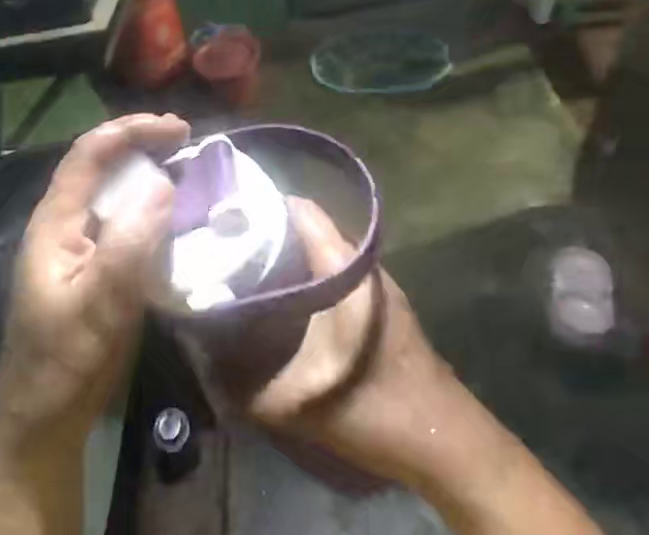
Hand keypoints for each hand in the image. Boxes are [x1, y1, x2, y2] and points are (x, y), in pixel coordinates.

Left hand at [0, 113, 187, 452]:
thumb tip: (165, 182)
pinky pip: (127, 222)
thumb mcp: (98, 304)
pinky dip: (154, 207)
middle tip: (187, 139)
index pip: (89, 154)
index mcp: (56, 221)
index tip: (178, 129)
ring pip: (115, 191)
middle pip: (102, 164)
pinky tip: (179, 213)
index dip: (131, 131)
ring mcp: (82, 246)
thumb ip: (129, 244)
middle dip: (142, 143)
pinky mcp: (99, 268)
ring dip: (150, 172)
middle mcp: (67, 224)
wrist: (44, 419)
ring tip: (188, 166)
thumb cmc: (63, 360)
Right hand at [246, 200, 601, 534]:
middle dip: (265, 233)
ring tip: (241, 270)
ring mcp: (374, 285)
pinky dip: (304, 277)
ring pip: (320, 252)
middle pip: (307, 229)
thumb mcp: (297, 403)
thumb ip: (244, 384)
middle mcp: (362, 266)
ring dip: (285, 257)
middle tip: (223, 246)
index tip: (223, 216)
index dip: (260, 206)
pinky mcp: (378, 306)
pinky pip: (333, 274)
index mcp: (345, 270)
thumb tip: (204, 358)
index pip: (300, 211)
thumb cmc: (375, 409)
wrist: (444, 443)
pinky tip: (280, 302)